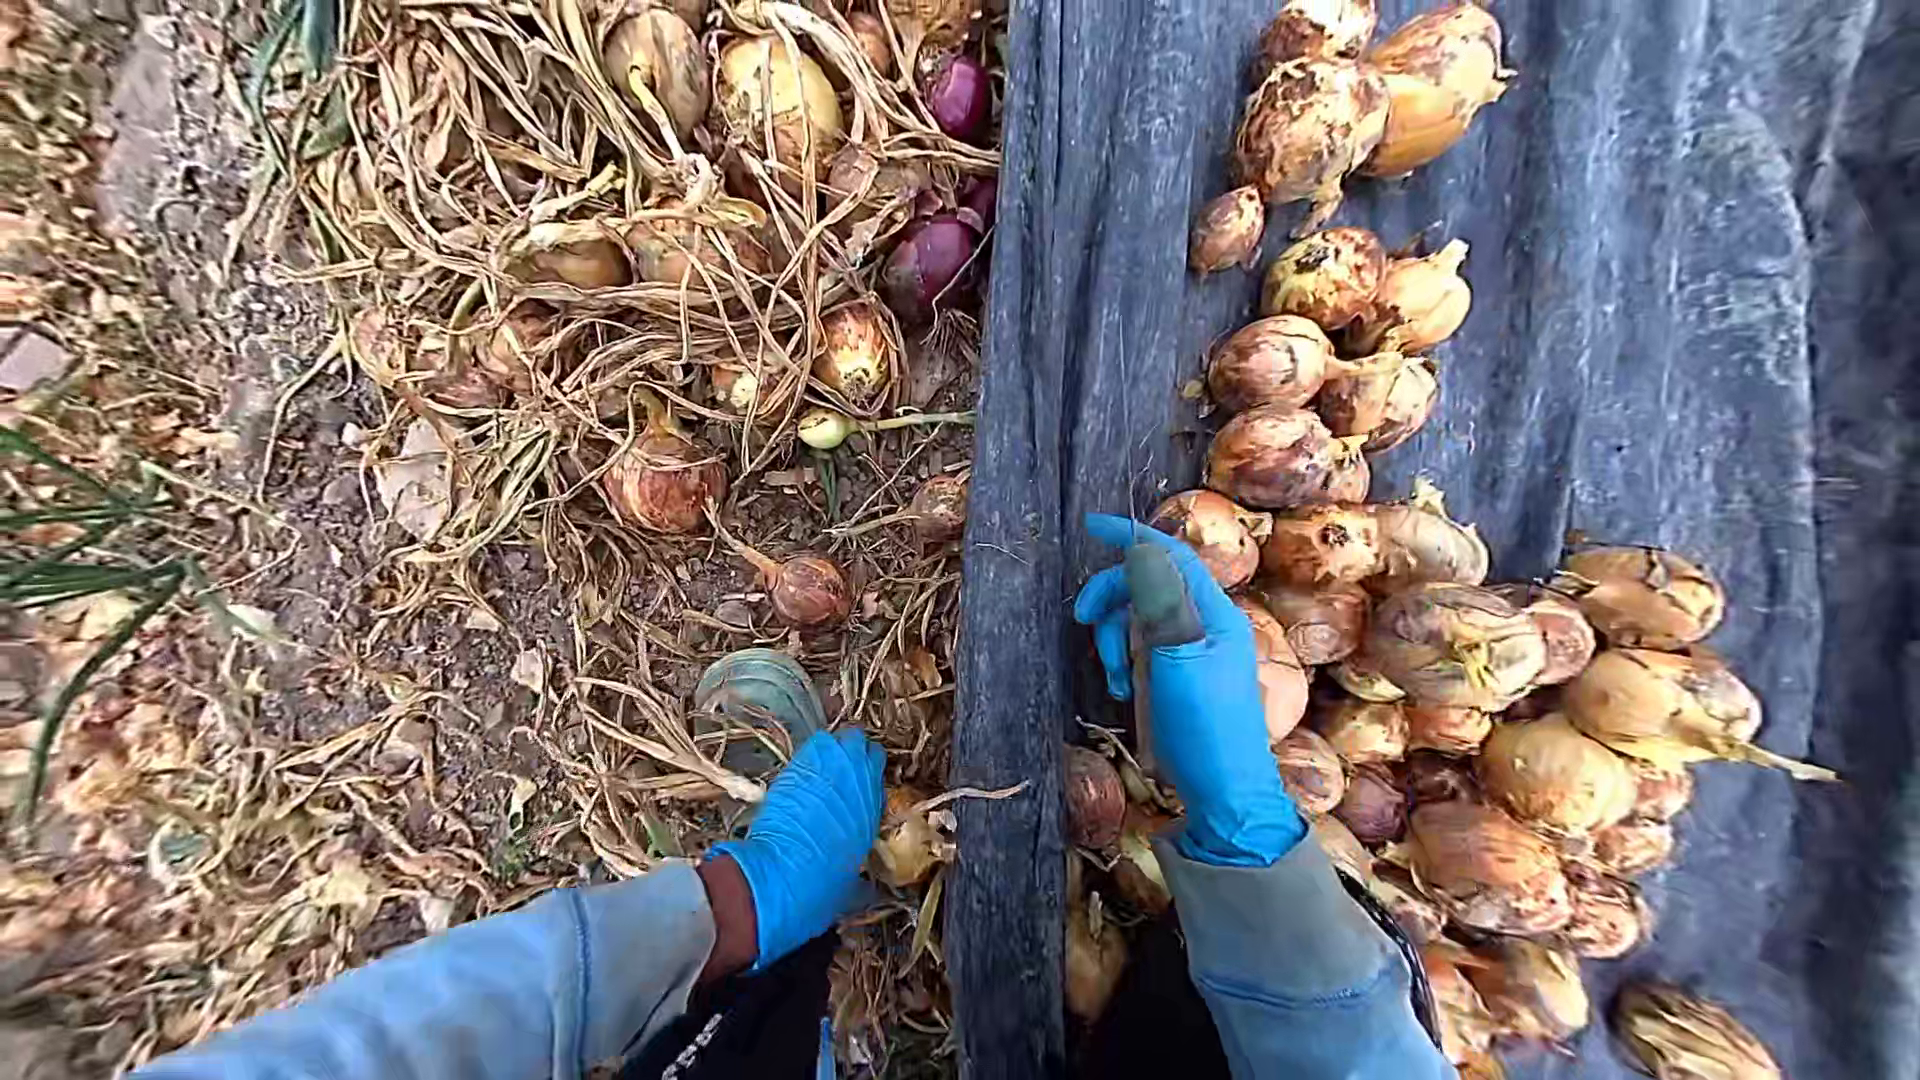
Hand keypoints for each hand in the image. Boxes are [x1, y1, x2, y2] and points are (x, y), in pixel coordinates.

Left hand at [713, 729, 883, 968]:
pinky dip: (807, 758)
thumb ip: (862, 860)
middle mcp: (853, 772)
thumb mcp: (852, 875)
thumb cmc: (821, 881)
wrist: (782, 873)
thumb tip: (866, 879)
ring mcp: (824, 763)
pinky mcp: (795, 765)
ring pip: (832, 739)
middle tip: (843, 770)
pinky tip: (801, 778)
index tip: (861, 782)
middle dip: (851, 751)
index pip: (878, 761)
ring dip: (828, 750)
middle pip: (857, 740)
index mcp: (872, 798)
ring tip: (821, 770)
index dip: (869, 770)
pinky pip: (808, 750)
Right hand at [1074, 513, 1303, 866]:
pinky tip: (1121, 686)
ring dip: (1112, 636)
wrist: (1219, 790)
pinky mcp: (1165, 672)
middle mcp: (1197, 622)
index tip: (1091, 526)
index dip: (1132, 537)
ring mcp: (1180, 648)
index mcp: (1211, 611)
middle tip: (1082, 618)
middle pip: (1142, 583)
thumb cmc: (1205, 722)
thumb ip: (1162, 600)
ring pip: (1131, 614)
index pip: (1170, 556)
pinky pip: (1131, 644)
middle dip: (1109, 596)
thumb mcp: (1181, 657)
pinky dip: (1118, 658)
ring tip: (1117, 674)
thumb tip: (1141, 549)